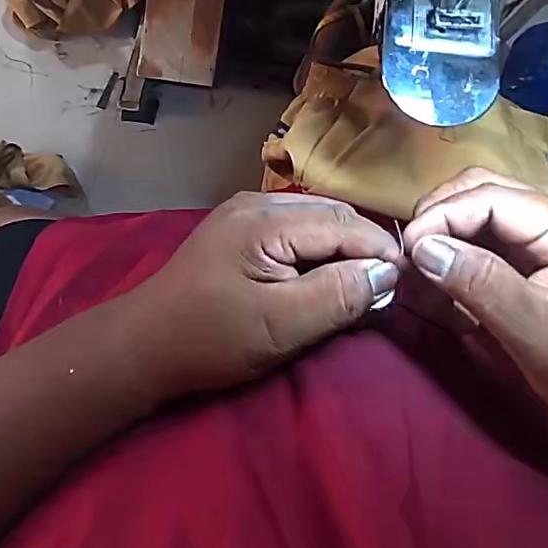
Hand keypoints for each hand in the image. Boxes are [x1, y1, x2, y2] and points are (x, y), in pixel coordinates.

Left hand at [120, 192, 401, 398]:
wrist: (142, 345)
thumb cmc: (210, 339)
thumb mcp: (280, 326)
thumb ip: (337, 296)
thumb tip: (387, 273)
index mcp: (265, 220)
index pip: (343, 224)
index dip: (380, 250)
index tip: (405, 282)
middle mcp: (257, 202)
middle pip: (332, 214)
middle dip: (363, 247)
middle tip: (383, 288)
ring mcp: (245, 210)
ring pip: (316, 218)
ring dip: (342, 246)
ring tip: (359, 283)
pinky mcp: (240, 226)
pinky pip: (296, 226)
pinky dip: (319, 247)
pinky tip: (323, 274)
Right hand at [402, 169, 547, 473]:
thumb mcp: (547, 339)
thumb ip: (483, 287)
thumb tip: (420, 246)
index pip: (496, 196)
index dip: (444, 216)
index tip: (405, 253)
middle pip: (490, 196)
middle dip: (443, 220)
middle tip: (407, 260)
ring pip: (488, 222)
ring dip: (450, 241)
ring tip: (420, 275)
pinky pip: (496, 253)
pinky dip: (465, 265)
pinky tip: (446, 288)